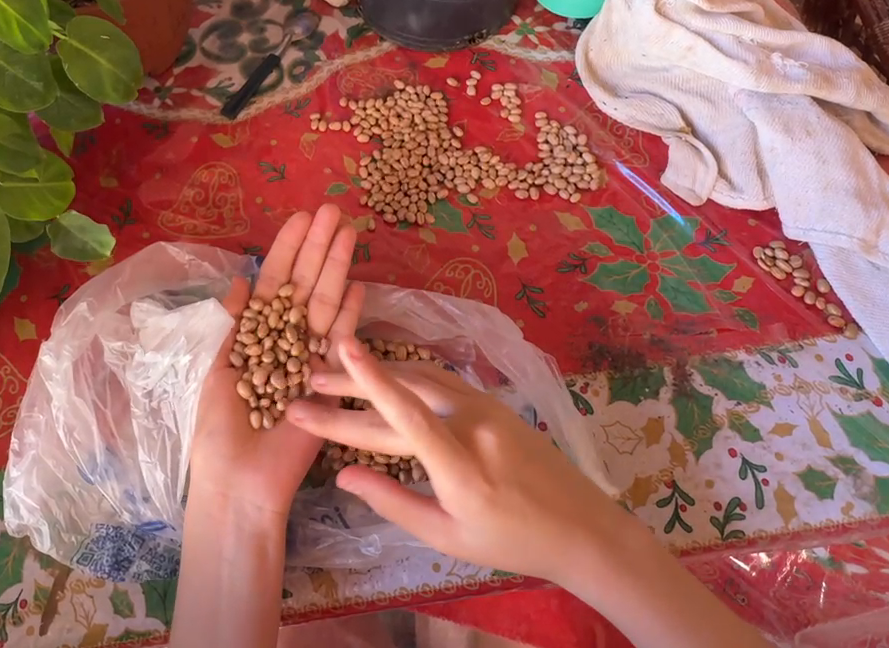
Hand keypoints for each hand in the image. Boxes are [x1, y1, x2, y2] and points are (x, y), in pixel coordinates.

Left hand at [186, 204, 361, 521]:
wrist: (239, 480)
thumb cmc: (219, 426)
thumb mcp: (214, 366)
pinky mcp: (332, 384)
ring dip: (337, 268)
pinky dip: (351, 315)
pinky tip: (359, 284)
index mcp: (256, 334)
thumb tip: (241, 280)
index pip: (275, 283)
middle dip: (317, 247)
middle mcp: (286, 340)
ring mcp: (312, 359)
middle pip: (305, 284)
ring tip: (348, 231)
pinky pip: (343, 344)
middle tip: (332, 210)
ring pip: (326, 305)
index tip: (299, 218)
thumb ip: (230, 323)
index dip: (286, 250)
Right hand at [285, 339, 767, 647]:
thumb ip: (393, 502)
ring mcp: (485, 406)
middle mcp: (472, 424)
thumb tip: (341, 473)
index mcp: (461, 466)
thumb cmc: (509, 541)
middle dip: (351, 383)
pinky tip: (383, 373)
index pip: (409, 415)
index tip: (343, 348)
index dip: (373, 380)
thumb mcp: (447, 537)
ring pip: (420, 378)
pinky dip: (404, 374)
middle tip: (308, 380)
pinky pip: (438, 379)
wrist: (580, 525)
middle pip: (403, 392)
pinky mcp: (491, 399)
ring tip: (333, 373)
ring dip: (376, 374)